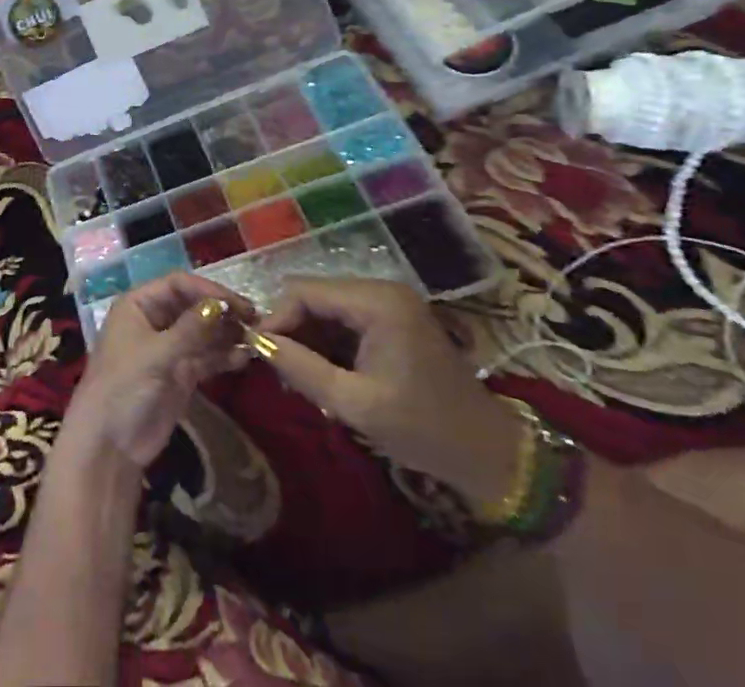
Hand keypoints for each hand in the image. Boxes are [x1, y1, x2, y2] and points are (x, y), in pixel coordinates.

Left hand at [65, 274, 251, 469]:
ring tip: (256, 338)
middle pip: (194, 305)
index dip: (208, 290)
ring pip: (204, 331)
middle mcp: (153, 320)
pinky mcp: (181, 372)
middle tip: (256, 320)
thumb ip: (190, 329)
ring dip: (228, 333)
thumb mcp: (156, 355)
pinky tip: (245, 358)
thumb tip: (220, 305)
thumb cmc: (123, 387)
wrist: (111, 442)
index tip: (238, 304)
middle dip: (222, 311)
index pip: (177, 284)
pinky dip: (225, 355)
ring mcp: (169, 347)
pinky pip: (207, 356)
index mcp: (137, 305)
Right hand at [253, 278, 524, 506]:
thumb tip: (254, 342)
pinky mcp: (390, 321)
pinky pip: (339, 320)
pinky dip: (323, 342)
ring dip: (304, 337)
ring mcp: (388, 304)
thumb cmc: (423, 428)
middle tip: (278, 368)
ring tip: (298, 375)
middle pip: (310, 295)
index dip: (274, 319)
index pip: (300, 291)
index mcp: (376, 302)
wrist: (489, 453)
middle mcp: (381, 291)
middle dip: (288, 328)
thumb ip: (299, 366)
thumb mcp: (352, 402)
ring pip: (321, 308)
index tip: (259, 354)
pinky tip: (321, 372)